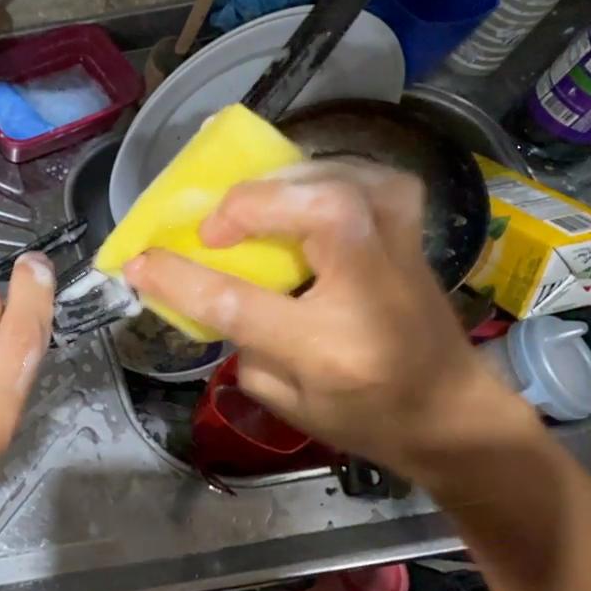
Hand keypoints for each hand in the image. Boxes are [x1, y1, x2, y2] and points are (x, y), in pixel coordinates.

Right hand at [124, 161, 528, 474]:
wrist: (454, 412)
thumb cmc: (364, 417)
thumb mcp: (283, 399)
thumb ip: (241, 342)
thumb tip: (206, 286)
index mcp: (328, 350)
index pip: (241, 303)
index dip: (179, 278)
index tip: (137, 262)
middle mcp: (371, 293)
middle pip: (325, 215)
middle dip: (254, 204)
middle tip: (213, 226)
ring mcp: (400, 257)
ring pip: (352, 185)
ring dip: (287, 181)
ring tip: (252, 201)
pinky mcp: (413, 235)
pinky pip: (374, 179)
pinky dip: (329, 173)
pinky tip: (301, 189)